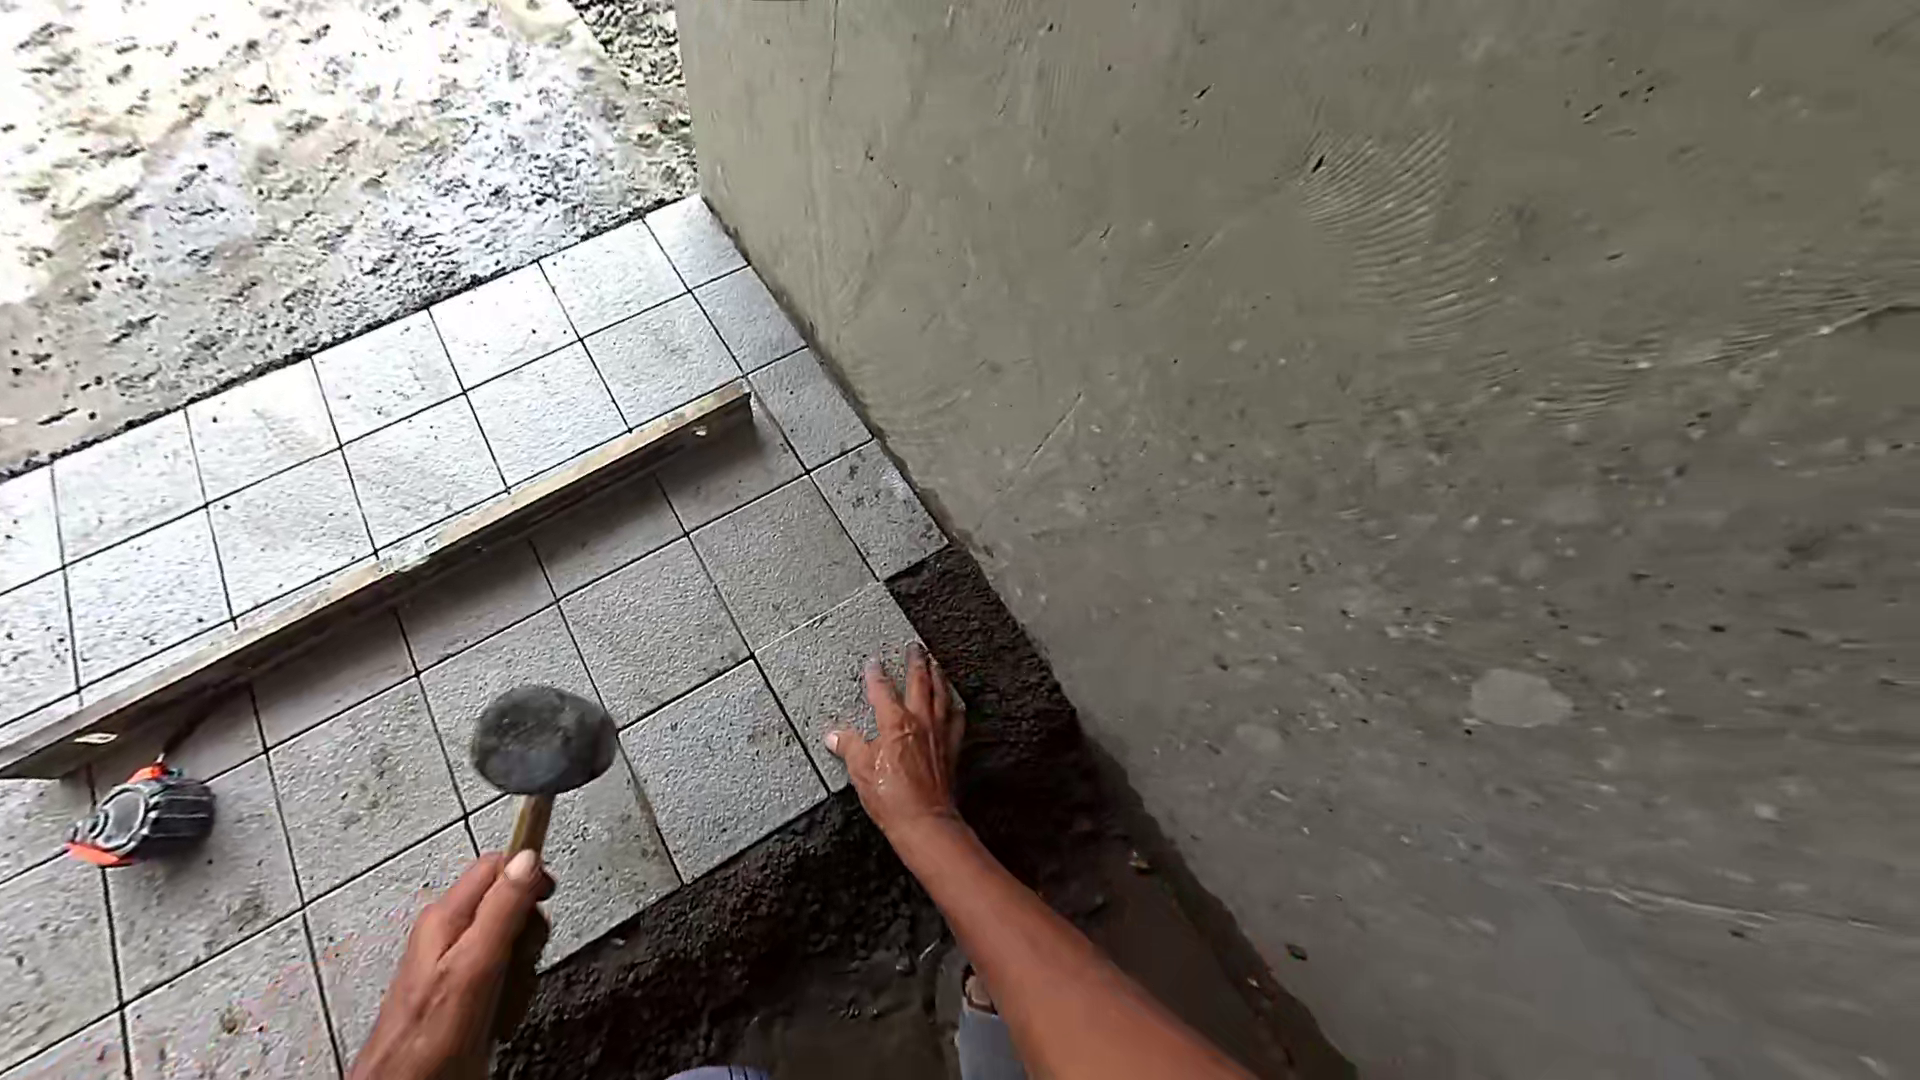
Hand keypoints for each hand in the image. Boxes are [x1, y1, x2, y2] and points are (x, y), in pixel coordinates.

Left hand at [349, 850, 552, 1079]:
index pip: (499, 863)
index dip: (529, 876)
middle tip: (522, 954)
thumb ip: (503, 907)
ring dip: (524, 959)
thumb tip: (529, 858)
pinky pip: (506, 963)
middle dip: (530, 926)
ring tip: (509, 988)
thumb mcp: (474, 967)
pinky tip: (503, 1004)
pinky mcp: (464, 985)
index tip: (542, 900)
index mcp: (445, 918)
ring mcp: (455, 960)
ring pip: (513, 931)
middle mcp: (448, 932)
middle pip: (511, 897)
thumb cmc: (426, 1047)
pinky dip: (514, 981)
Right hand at [826, 642, 965, 838]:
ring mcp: (939, 732)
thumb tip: (835, 736)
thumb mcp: (860, 771)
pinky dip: (954, 705)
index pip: (882, 690)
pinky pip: (956, 717)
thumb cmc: (892, 798)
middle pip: (919, 682)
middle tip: (915, 647)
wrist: (925, 820)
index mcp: (895, 723)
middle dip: (916, 661)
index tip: (873, 662)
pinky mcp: (951, 746)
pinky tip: (953, 701)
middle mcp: (920, 721)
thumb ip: (849, 748)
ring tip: (935, 663)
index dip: (876, 674)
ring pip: (941, 693)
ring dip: (937, 675)